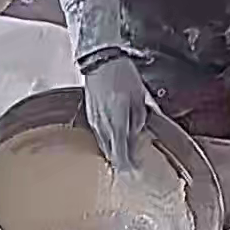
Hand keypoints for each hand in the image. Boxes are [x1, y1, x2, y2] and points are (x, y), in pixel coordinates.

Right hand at [82, 56, 149, 171]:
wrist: (99, 59)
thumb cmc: (121, 74)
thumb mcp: (139, 96)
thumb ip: (139, 118)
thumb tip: (137, 134)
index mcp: (118, 122)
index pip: (123, 152)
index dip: (129, 164)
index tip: (136, 170)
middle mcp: (104, 126)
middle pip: (112, 153)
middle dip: (121, 162)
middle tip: (130, 168)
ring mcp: (95, 123)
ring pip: (104, 147)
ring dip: (113, 154)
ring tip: (122, 158)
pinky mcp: (91, 117)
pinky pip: (99, 137)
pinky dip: (107, 143)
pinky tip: (112, 141)